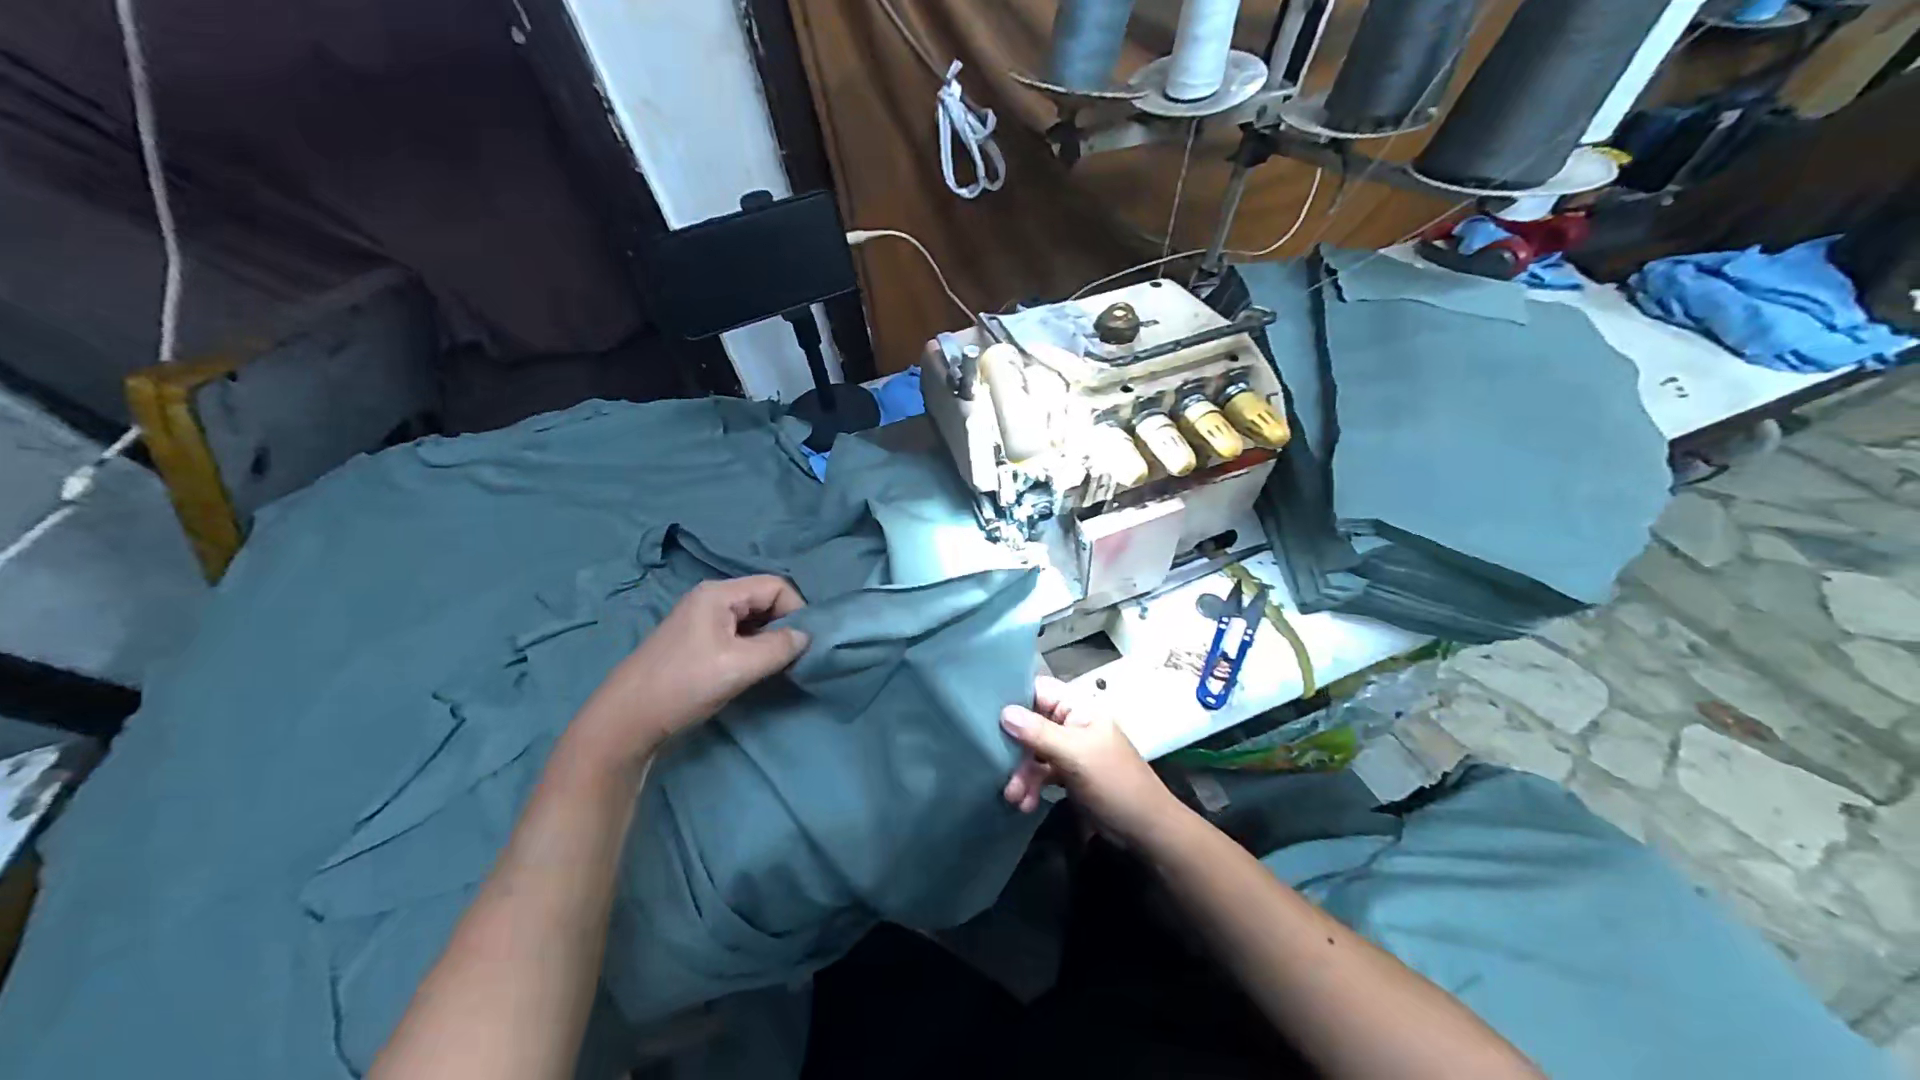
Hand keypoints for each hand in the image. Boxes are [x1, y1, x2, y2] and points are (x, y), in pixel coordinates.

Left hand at [575, 576, 808, 762]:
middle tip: (791, 656)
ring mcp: (702, 620)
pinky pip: (738, 633)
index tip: (803, 644)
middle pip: (764, 599)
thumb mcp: (740, 666)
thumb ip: (779, 647)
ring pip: (752, 619)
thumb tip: (806, 637)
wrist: (628, 719)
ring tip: (774, 666)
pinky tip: (753, 670)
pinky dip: (753, 647)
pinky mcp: (698, 641)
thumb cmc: (684, 685)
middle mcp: (711, 598)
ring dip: (769, 639)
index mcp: (719, 594)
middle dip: (784, 625)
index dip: (796, 611)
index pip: (776, 586)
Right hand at [1000, 676, 1182, 847]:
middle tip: (1000, 770)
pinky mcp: (1067, 773)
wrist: (1146, 829)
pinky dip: (1030, 785)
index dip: (1013, 699)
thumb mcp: (1075, 755)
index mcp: (1078, 707)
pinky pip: (1040, 771)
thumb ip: (1039, 733)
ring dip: (1020, 773)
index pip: (1038, 690)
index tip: (985, 714)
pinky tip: (1026, 804)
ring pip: (1031, 751)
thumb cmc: (1115, 783)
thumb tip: (1004, 713)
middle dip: (1014, 748)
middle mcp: (1071, 723)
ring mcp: (1069, 749)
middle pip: (1029, 724)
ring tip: (1015, 797)